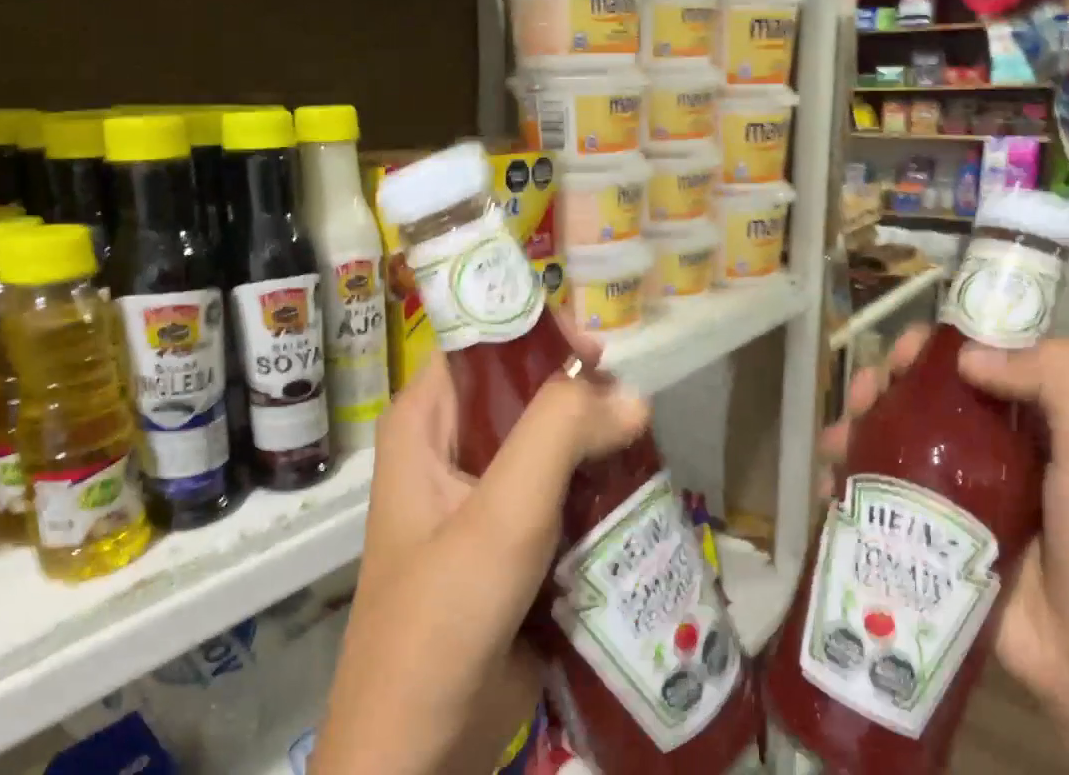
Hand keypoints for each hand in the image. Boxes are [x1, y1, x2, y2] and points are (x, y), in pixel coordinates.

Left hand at [313, 345, 648, 774]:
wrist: (423, 741)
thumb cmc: (444, 614)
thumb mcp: (500, 512)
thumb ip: (559, 435)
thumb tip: (630, 395)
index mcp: (425, 425)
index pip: (481, 348)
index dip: (537, 335)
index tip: (601, 350)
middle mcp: (450, 452)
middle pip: (523, 396)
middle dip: (580, 397)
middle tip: (636, 409)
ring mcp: (483, 501)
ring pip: (549, 447)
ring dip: (595, 448)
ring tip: (645, 454)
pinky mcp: (514, 546)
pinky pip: (561, 497)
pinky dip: (596, 492)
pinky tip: (634, 499)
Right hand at [822, 329, 1068, 773]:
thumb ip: (1056, 385)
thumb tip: (967, 355)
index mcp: (1034, 426)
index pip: (978, 364)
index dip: (938, 348)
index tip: (909, 351)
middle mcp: (989, 454)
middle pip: (922, 401)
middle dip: (884, 386)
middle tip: (864, 395)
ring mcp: (954, 498)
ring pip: (891, 444)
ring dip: (855, 429)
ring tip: (835, 440)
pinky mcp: (927, 541)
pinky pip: (879, 500)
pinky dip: (847, 485)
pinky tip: (829, 486)